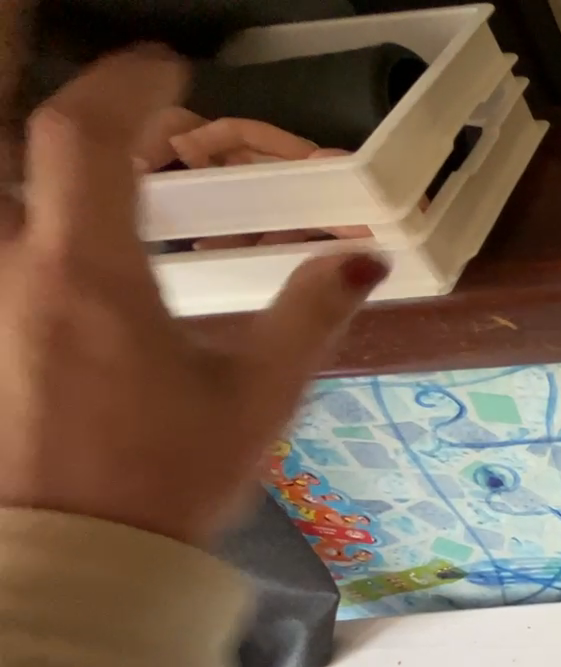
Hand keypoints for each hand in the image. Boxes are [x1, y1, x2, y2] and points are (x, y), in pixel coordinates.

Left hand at [0, 47, 388, 545]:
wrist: (86, 543)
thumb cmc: (178, 464)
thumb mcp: (264, 389)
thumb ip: (311, 314)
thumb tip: (362, 261)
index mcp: (86, 272)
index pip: (81, 139)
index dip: (125, 87)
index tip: (171, 65)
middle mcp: (15, 266)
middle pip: (30, 155)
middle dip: (88, 117)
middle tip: (151, 115)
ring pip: (23, 202)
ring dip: (77, 170)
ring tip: (143, 176)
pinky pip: (25, 247)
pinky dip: (64, 219)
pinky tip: (111, 246)